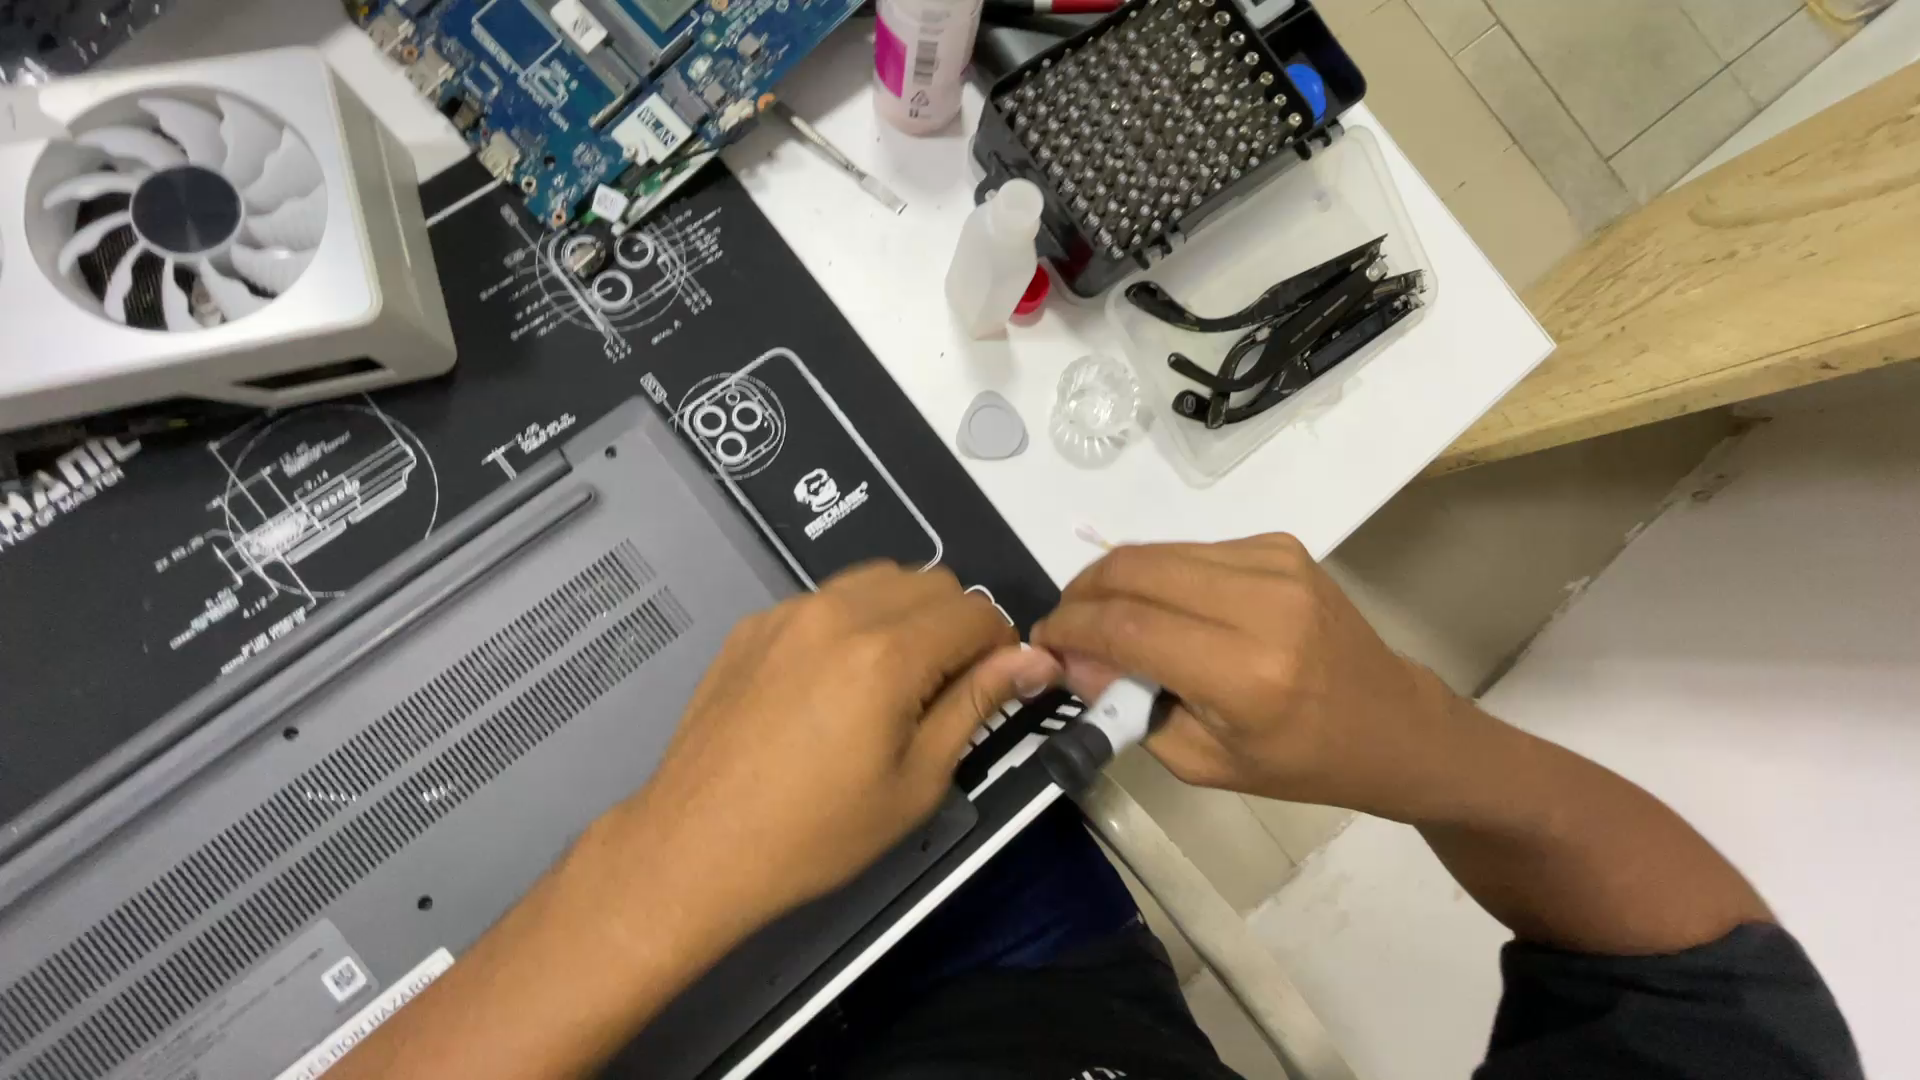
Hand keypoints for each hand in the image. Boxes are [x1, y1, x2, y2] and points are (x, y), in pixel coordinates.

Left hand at [605, 562, 1057, 940]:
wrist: (696, 846)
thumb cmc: (817, 832)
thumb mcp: (917, 780)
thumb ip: (976, 704)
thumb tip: (1033, 660)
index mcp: (886, 654)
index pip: (975, 612)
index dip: (1001, 643)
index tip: (994, 681)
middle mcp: (839, 612)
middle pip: (932, 581)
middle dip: (957, 622)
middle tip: (945, 684)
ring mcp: (790, 611)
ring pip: (880, 577)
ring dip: (908, 612)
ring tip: (892, 676)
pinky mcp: (756, 622)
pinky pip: (827, 596)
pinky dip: (854, 619)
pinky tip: (833, 678)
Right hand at [1033, 534, 1472, 820]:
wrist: (1392, 723)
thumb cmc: (1298, 761)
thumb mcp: (1200, 760)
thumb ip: (1126, 707)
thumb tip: (1072, 656)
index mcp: (1247, 672)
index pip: (1128, 627)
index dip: (1072, 628)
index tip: (1044, 640)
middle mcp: (1262, 602)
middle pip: (1133, 570)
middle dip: (1081, 592)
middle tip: (1064, 624)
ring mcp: (1274, 562)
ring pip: (1154, 551)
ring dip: (1112, 580)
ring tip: (1099, 616)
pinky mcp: (1278, 544)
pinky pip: (1186, 550)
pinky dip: (1153, 575)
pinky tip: (1155, 607)